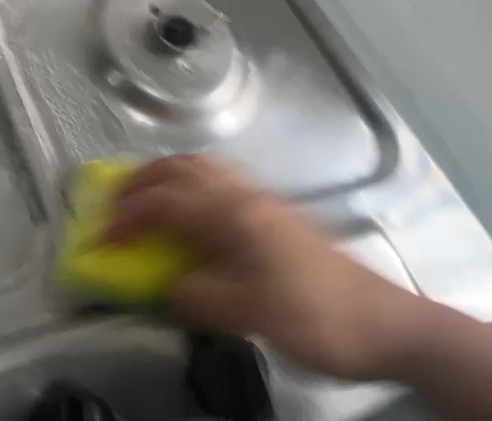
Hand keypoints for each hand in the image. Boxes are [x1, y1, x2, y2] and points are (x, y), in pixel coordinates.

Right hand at [105, 155, 437, 381]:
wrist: (391, 324)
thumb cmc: (318, 318)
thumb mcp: (250, 318)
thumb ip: (198, 298)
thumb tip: (168, 289)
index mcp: (231, 214)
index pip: (161, 203)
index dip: (123, 218)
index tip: (100, 240)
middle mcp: (243, 194)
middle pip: (177, 168)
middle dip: (137, 182)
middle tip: (111, 205)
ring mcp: (262, 198)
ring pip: (199, 167)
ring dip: (163, 176)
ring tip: (143, 198)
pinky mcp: (276, 210)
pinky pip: (218, 178)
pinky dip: (189, 182)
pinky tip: (191, 208)